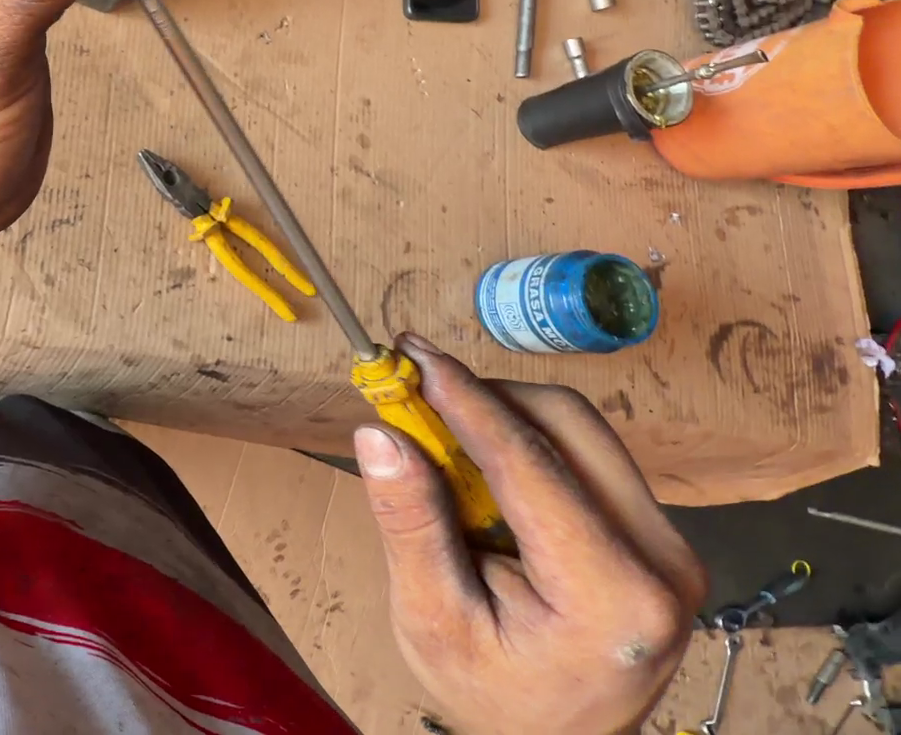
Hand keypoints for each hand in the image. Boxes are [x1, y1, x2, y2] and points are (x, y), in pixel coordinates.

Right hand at [355, 333, 706, 734]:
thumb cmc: (489, 688)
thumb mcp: (431, 618)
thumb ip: (410, 525)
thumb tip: (377, 435)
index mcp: (610, 593)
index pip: (530, 463)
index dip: (465, 399)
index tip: (410, 354)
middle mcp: (659, 558)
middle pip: (566, 423)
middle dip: (481, 393)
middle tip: (410, 383)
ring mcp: (665, 541)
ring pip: (575, 426)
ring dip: (497, 408)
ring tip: (433, 425)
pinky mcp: (650, 529)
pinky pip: (580, 448)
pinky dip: (516, 431)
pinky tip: (471, 455)